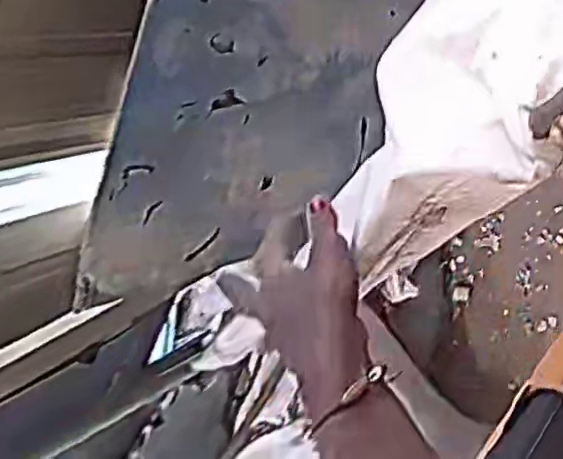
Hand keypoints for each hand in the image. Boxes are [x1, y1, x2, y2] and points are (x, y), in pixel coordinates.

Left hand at [218, 197, 373, 418]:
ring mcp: (276, 329)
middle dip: (240, 278)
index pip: (270, 246)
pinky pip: (281, 324)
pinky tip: (293, 317)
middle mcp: (267, 305)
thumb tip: (316, 202)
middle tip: (230, 274)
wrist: (332, 360)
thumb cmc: (327, 308)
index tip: (290, 214)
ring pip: (261, 308)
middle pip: (246, 287)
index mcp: (273, 279)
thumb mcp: (331, 257)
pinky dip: (285, 315)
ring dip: (262, 298)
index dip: (281, 227)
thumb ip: (323, 229)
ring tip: (265, 294)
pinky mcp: (293, 345)